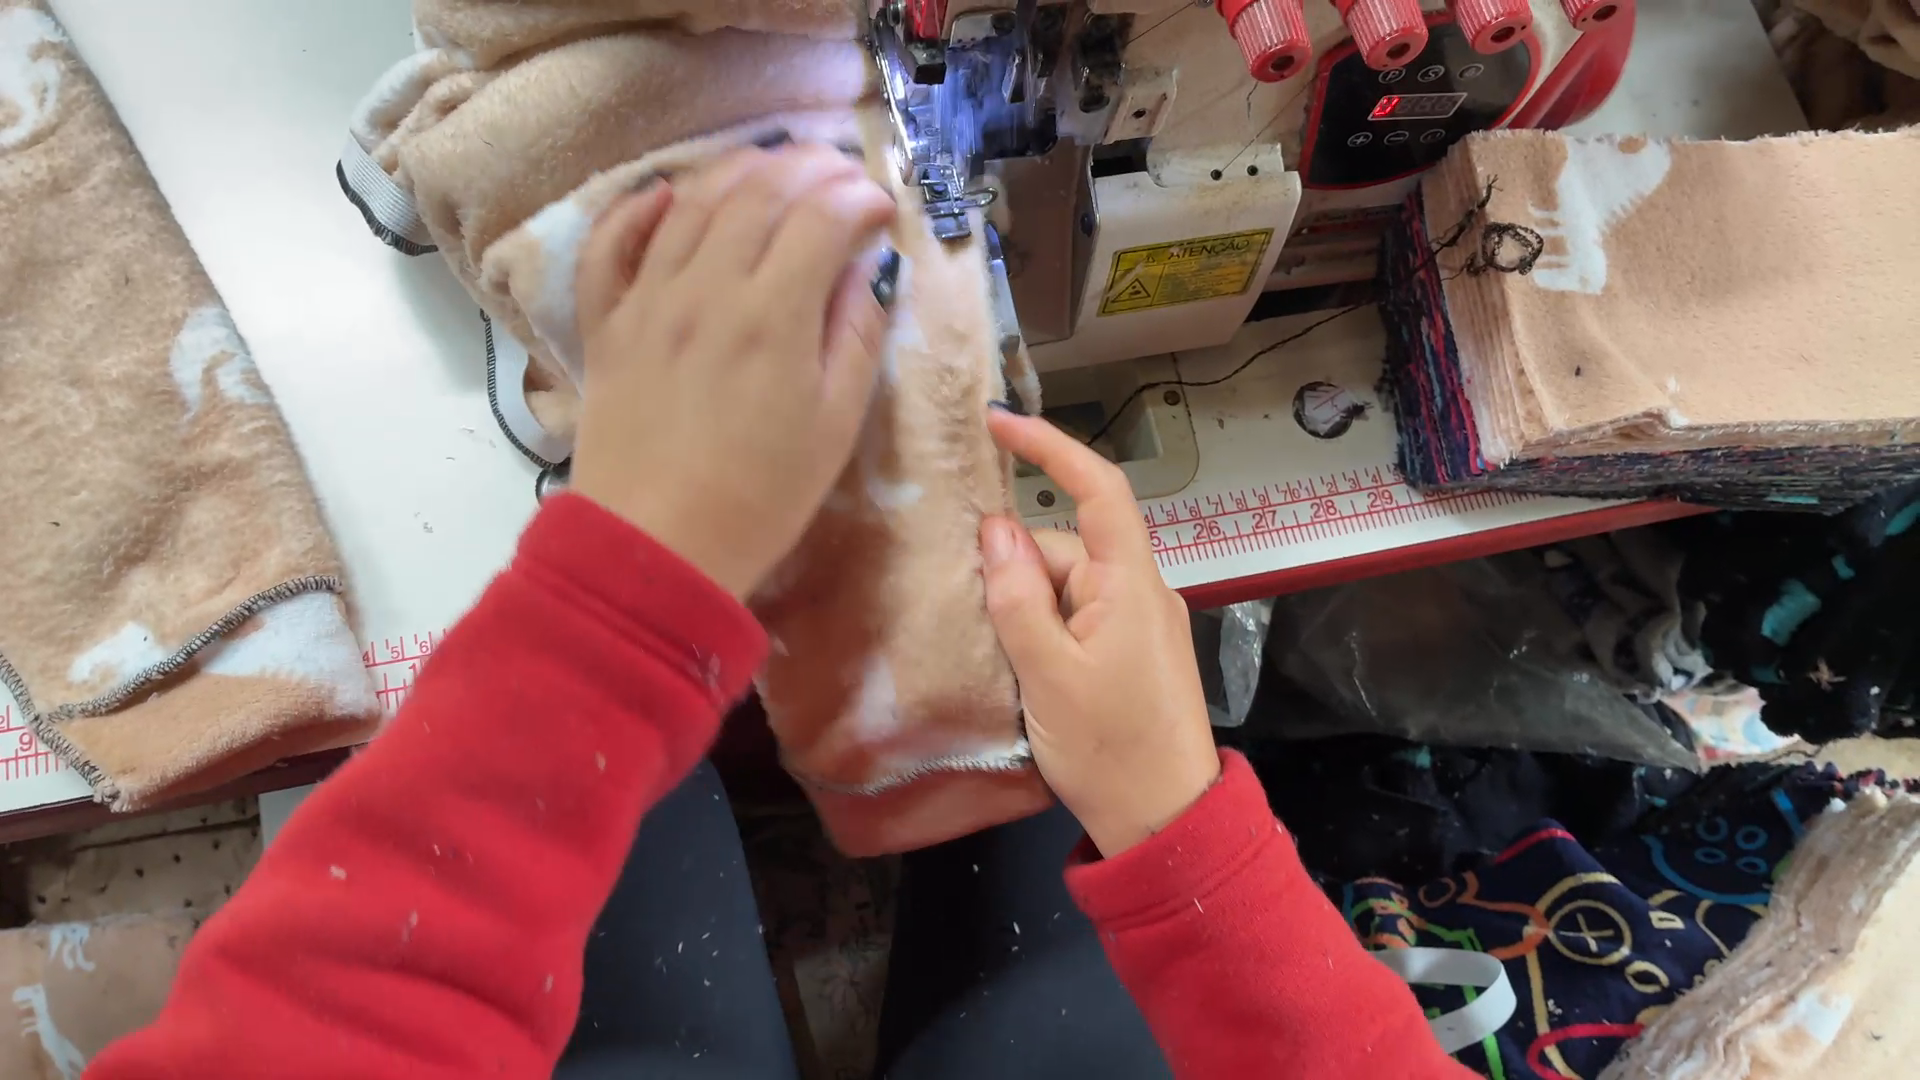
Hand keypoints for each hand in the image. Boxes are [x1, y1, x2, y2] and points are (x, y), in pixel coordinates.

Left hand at [570, 144, 896, 598]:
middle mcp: (707, 288)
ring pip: (691, 202)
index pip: (821, 219)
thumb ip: (857, 338)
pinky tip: (664, 195)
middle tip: (839, 173)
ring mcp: (648, 300)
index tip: (882, 207)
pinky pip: (611, 244)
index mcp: (774, 316)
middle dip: (808, 168)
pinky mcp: (608, 323)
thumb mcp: (836, 426)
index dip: (859, 198)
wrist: (658, 547)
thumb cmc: (763, 497)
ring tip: (774, 169)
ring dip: (740, 171)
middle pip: (758, 193)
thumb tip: (866, 273)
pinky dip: (638, 208)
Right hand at [978, 410, 1220, 857]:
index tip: (998, 423)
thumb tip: (997, 527)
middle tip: (982, 624)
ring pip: (1064, 586)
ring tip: (1006, 662)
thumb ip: (1018, 596)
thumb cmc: (1109, 749)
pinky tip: (1025, 666)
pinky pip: (1076, 613)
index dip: (1051, 447)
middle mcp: (1139, 589)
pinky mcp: (1129, 649)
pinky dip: (1044, 627)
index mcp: (1129, 583)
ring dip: (1027, 608)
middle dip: (1017, 572)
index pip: (1098, 489)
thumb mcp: (1048, 673)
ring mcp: (1136, 620)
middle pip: (1064, 548)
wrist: (1167, 822)